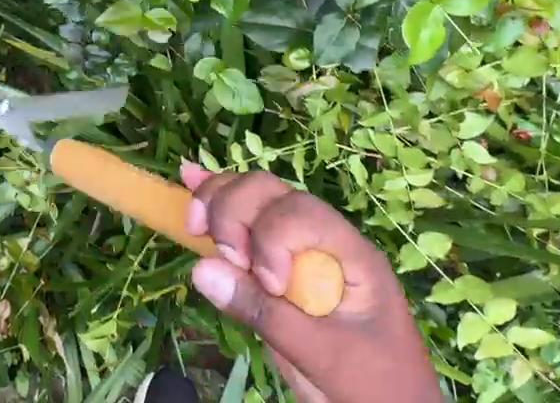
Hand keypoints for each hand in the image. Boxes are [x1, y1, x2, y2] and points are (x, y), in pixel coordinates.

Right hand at [180, 165, 443, 402]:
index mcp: (352, 255)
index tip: (269, 286)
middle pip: (270, 192)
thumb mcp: (322, 358)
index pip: (302, 213)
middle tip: (227, 257)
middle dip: (234, 212)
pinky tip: (188, 177)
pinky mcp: (276, 257)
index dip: (271, 237)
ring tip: (197, 228)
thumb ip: (264, 313)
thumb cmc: (371, 387)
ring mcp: (299, 244)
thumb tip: (200, 270)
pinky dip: (215, 197)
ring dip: (218, 203)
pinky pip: (245, 215)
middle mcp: (324, 238)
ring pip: (253, 195)